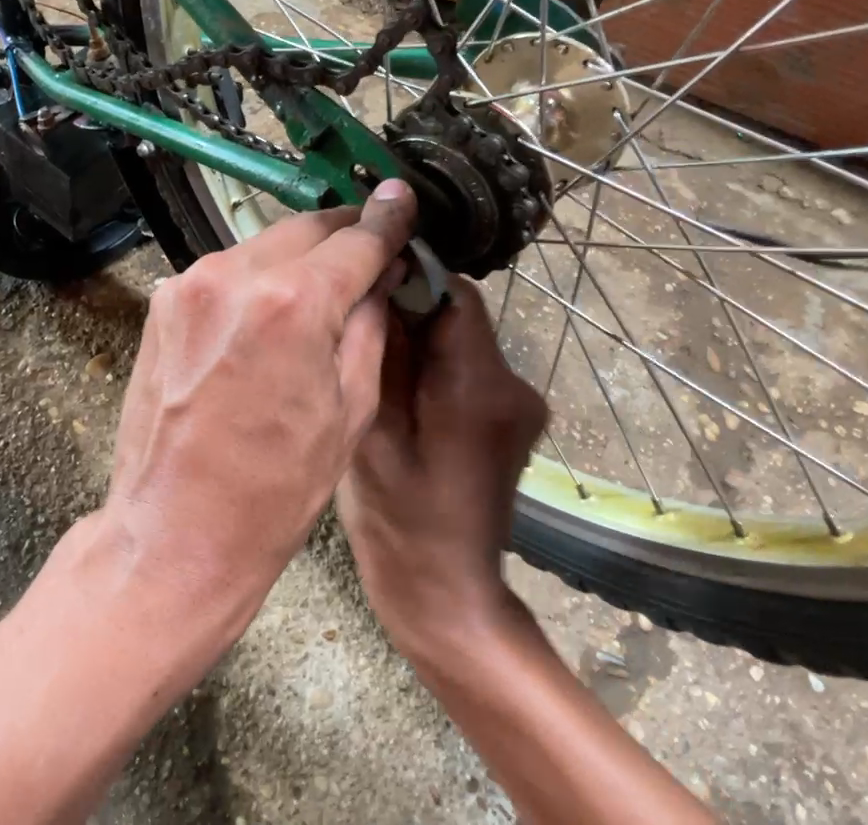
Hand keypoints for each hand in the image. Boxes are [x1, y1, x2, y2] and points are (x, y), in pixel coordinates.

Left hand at [100, 181, 418, 626]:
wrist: (177, 528)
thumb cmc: (274, 488)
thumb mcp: (349, 408)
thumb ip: (368, 323)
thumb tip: (380, 274)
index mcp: (292, 303)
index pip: (355, 239)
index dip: (387, 221)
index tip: (403, 201)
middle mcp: (232, 278)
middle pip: (303, 231)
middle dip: (341, 235)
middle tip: (370, 250)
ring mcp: (187, 289)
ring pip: (260, 248)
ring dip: (295, 260)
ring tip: (321, 291)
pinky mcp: (162, 308)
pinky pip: (222, 276)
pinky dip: (253, 283)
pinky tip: (268, 315)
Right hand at [336, 280, 547, 656]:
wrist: (445, 591)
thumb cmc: (398, 519)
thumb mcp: (371, 433)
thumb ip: (378, 358)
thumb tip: (372, 285)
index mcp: (478, 386)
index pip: (453, 293)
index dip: (405, 275)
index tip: (357, 279)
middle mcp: (514, 386)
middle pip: (456, 314)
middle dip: (404, 310)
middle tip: (349, 326)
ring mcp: (517, 404)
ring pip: (458, 340)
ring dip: (415, 340)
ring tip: (364, 361)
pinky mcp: (509, 419)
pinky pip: (464, 368)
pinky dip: (430, 366)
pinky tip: (393, 393)